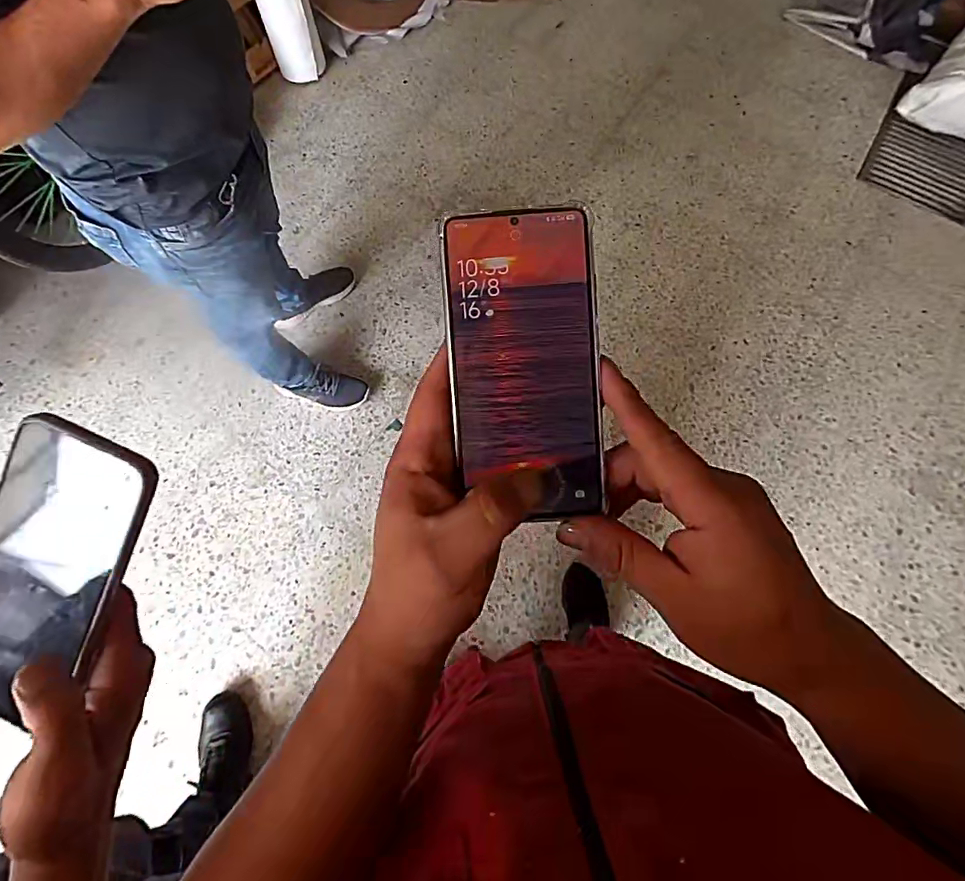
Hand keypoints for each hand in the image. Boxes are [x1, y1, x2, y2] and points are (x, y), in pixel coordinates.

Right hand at [0, 587, 155, 875]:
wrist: (56, 852)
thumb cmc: (65, 814)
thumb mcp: (57, 755)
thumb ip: (52, 703)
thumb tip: (36, 666)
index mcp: (123, 675)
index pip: (121, 602)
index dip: (97, 579)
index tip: (68, 563)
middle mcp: (116, 676)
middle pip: (86, 619)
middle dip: (46, 618)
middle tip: (10, 620)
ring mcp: (96, 690)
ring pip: (59, 648)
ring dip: (19, 659)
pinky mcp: (74, 707)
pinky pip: (42, 678)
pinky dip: (8, 691)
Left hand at [355, 348, 543, 668]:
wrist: (412, 636)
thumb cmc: (419, 588)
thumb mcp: (456, 544)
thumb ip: (496, 506)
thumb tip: (543, 473)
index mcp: (416, 460)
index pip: (433, 396)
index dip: (452, 360)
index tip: (484, 329)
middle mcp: (434, 463)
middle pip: (464, 412)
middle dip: (493, 384)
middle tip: (536, 359)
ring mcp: (455, 485)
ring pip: (485, 441)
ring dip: (512, 422)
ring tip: (552, 396)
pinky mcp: (473, 506)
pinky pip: (499, 471)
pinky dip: (522, 459)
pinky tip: (552, 452)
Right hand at [555, 360, 853, 699]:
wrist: (811, 650)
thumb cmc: (752, 628)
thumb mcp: (672, 594)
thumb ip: (618, 551)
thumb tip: (574, 527)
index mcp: (711, 502)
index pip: (657, 440)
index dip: (626, 401)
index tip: (605, 369)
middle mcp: (725, 487)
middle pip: (652, 458)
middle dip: (612, 478)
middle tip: (585, 514)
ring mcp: (733, 493)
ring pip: (664, 472)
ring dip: (630, 490)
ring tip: (609, 526)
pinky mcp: (734, 504)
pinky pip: (682, 485)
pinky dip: (652, 497)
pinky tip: (636, 524)